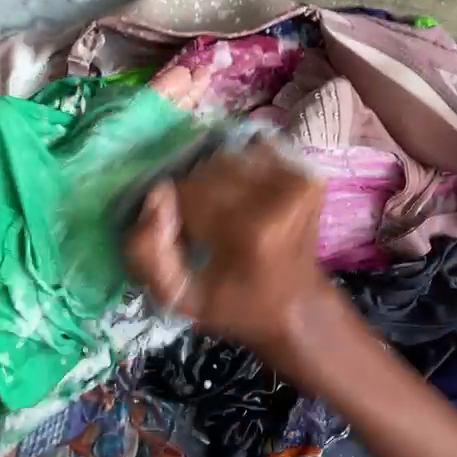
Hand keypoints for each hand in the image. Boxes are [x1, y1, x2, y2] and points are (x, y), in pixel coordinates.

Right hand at [123, 135, 333, 355]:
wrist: (296, 304)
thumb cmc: (235, 303)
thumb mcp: (181, 297)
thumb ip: (148, 251)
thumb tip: (154, 196)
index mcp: (252, 231)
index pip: (189, 191)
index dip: (178, 211)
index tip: (185, 236)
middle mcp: (281, 196)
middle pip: (210, 168)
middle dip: (197, 192)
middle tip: (203, 224)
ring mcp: (299, 180)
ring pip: (230, 157)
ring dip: (217, 179)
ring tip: (224, 211)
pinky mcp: (308, 173)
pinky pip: (254, 152)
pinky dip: (241, 170)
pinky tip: (244, 197)